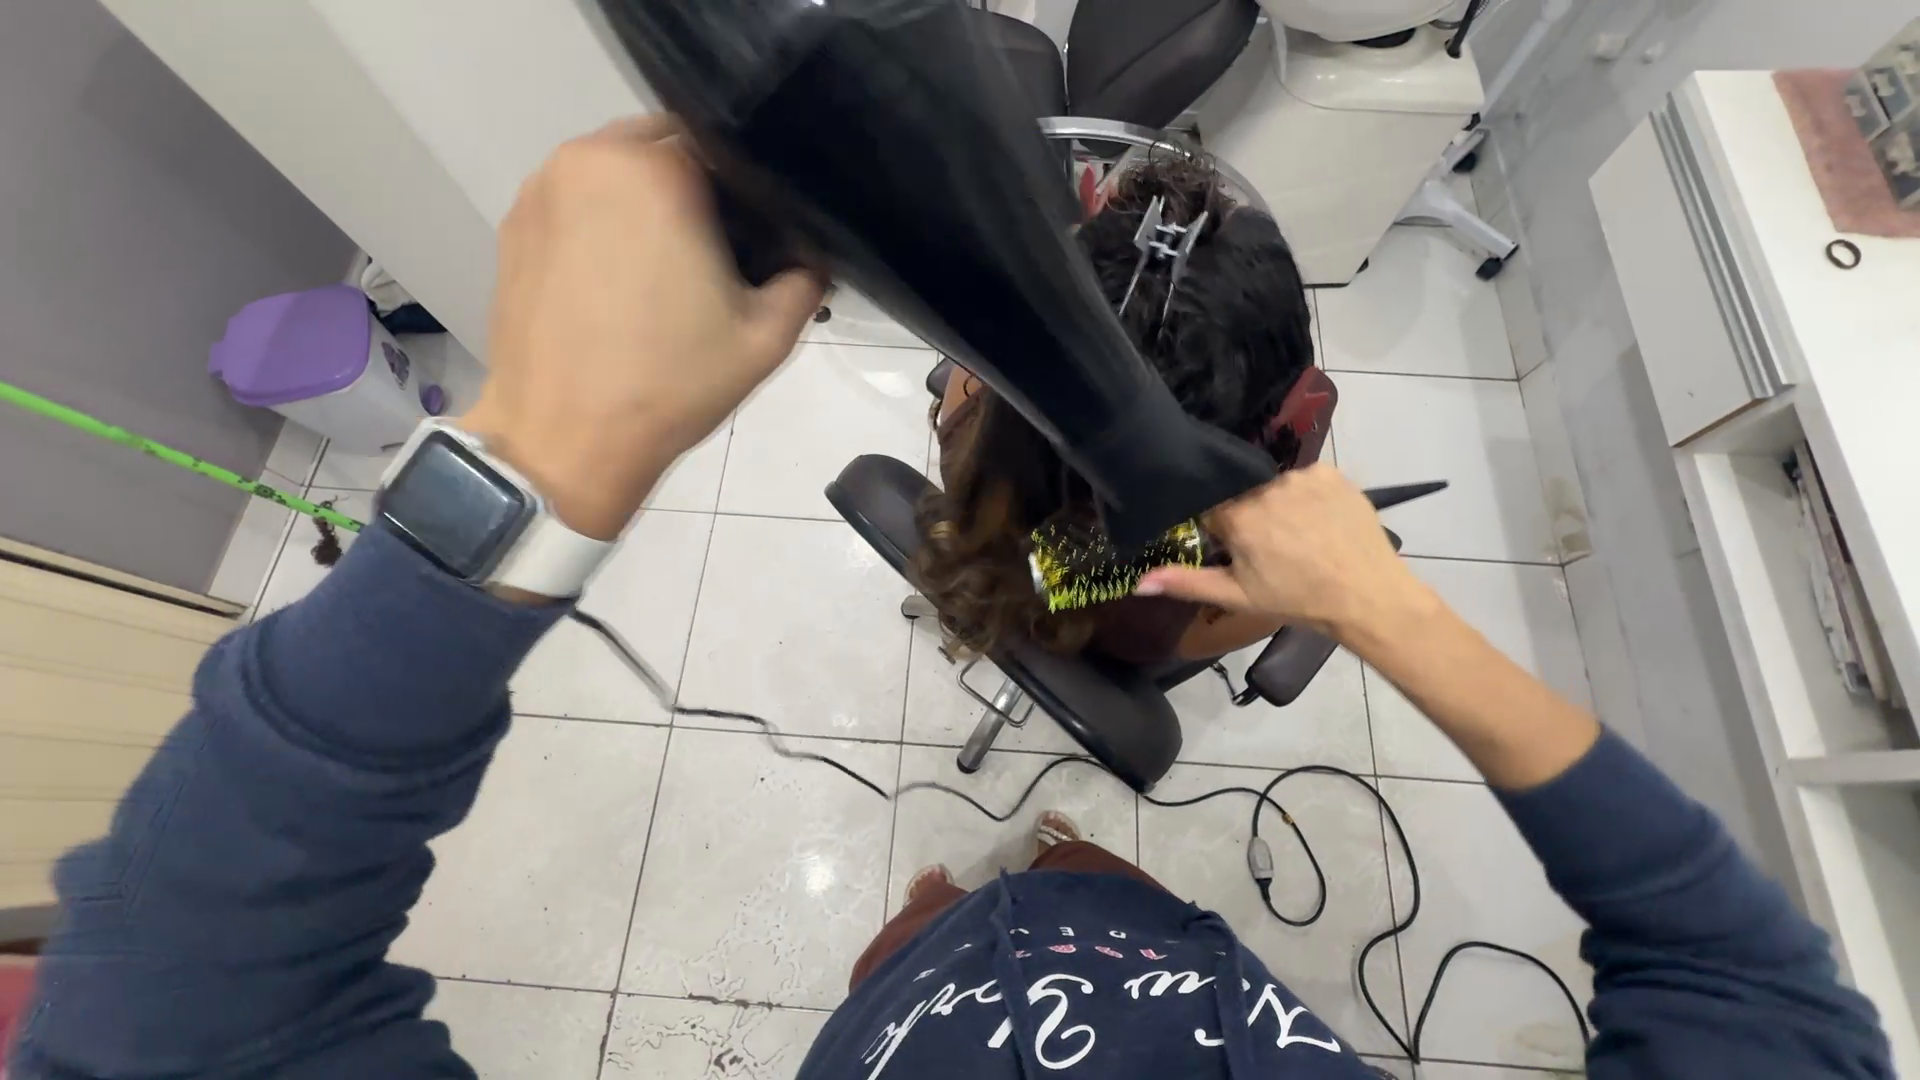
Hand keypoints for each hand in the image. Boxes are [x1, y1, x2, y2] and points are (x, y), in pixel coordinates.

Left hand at [459, 116, 824, 539]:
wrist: (567, 438)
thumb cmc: (673, 385)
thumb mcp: (767, 338)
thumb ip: (805, 283)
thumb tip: (810, 262)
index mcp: (658, 172)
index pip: (724, 149)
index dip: (751, 194)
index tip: (762, 242)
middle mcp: (591, 159)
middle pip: (665, 147)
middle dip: (698, 190)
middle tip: (719, 257)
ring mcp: (542, 189)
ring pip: (617, 171)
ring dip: (650, 203)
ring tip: (670, 272)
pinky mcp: (515, 225)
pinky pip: (578, 201)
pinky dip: (607, 224)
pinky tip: (623, 285)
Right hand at [1136, 464, 1436, 641]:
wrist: (1369, 596)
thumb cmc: (1298, 600)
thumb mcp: (1237, 595)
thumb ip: (1185, 582)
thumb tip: (1138, 582)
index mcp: (1239, 516)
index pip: (1210, 507)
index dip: (1219, 527)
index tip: (1233, 546)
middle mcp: (1266, 487)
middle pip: (1241, 493)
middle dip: (1249, 515)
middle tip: (1270, 546)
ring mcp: (1301, 477)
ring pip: (1272, 485)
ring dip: (1276, 503)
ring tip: (1297, 534)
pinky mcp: (1330, 473)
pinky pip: (1303, 478)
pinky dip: (1305, 495)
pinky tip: (1317, 520)